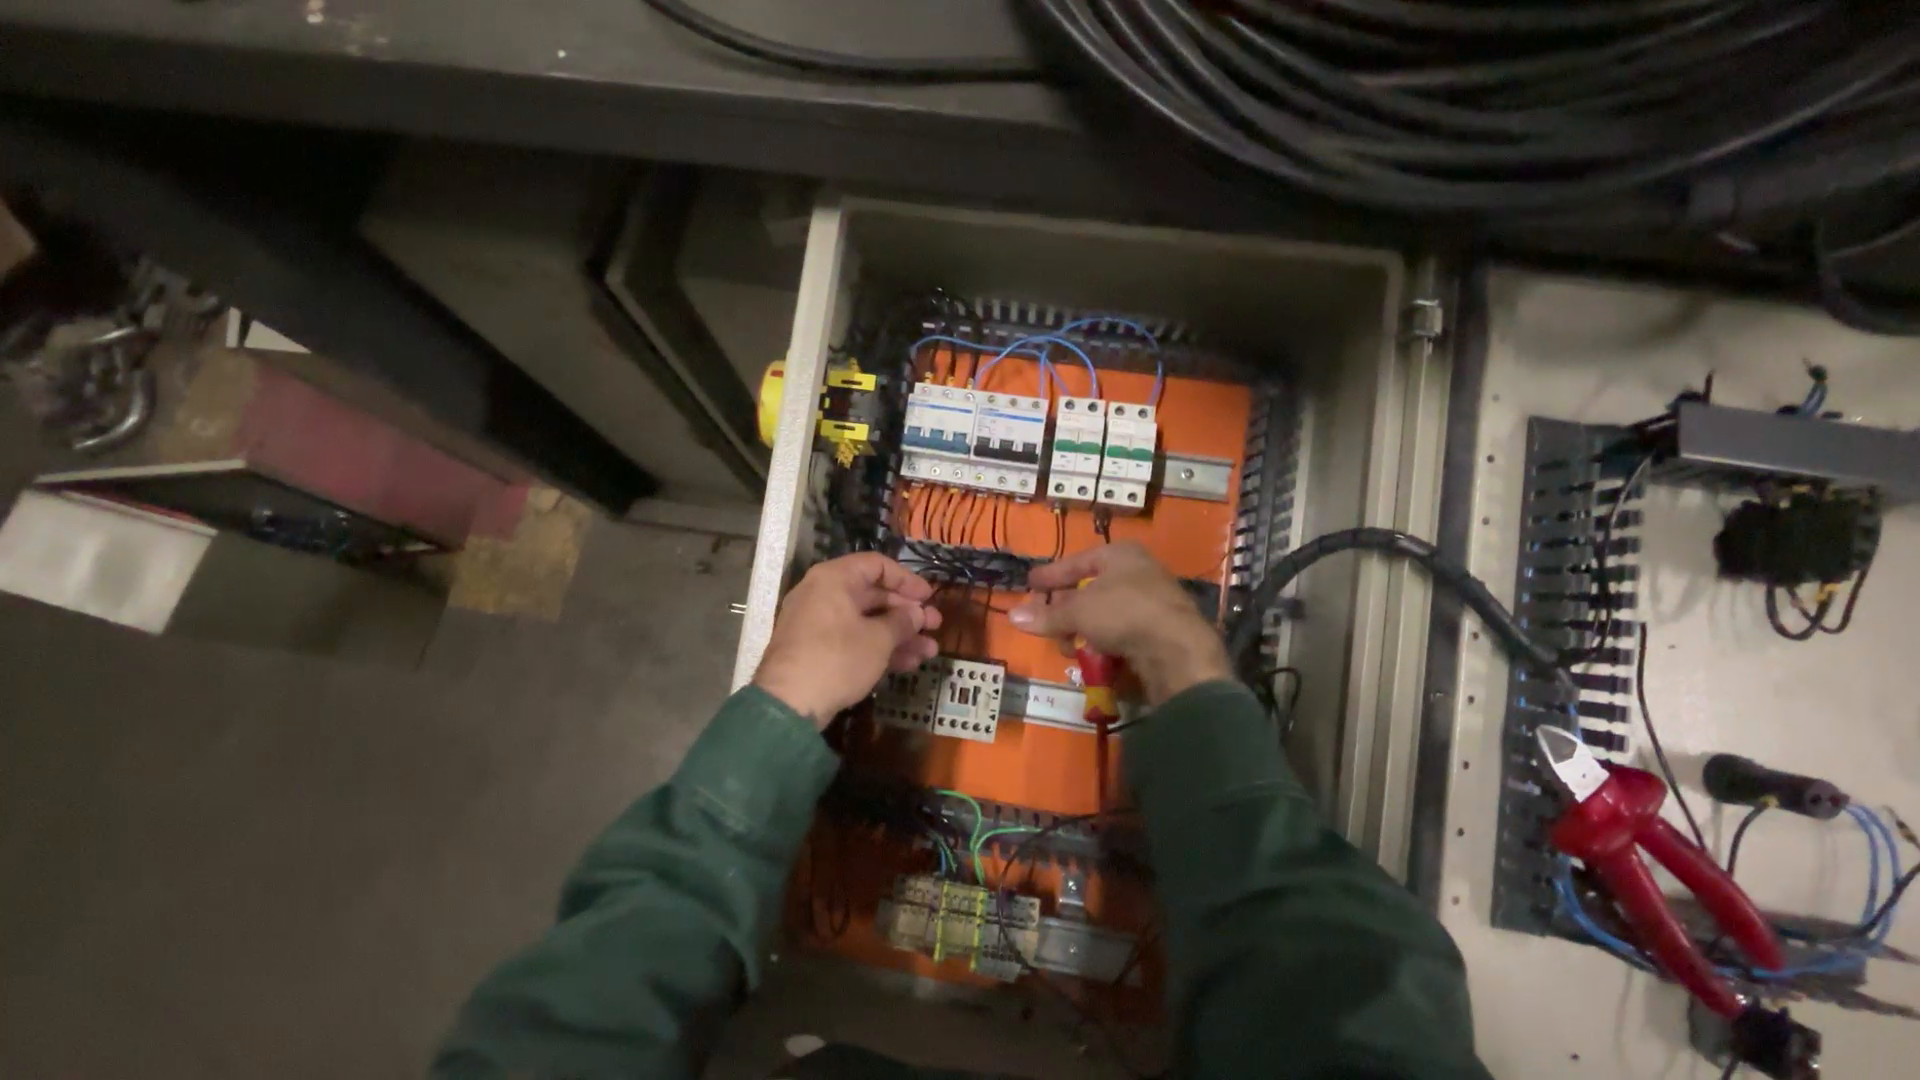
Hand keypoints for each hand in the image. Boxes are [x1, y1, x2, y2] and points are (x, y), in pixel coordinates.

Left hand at [753, 553, 942, 727]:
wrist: (788, 704)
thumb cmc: (837, 658)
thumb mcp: (878, 639)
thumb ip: (902, 621)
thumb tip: (917, 613)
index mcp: (834, 579)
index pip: (877, 566)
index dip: (907, 580)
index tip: (929, 597)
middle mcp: (822, 594)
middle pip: (873, 595)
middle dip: (907, 613)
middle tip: (935, 626)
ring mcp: (817, 624)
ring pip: (866, 622)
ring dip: (899, 636)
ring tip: (929, 652)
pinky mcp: (816, 650)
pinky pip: (853, 640)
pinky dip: (878, 648)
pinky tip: (908, 664)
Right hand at [1008, 543, 1230, 704]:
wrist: (1177, 648)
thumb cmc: (1123, 612)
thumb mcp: (1078, 612)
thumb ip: (1046, 615)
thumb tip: (1013, 616)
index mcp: (1120, 555)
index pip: (1077, 562)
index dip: (1051, 575)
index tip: (1030, 583)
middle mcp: (1139, 572)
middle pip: (1091, 590)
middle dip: (1066, 610)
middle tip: (1046, 623)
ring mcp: (1152, 601)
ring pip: (1105, 614)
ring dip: (1083, 631)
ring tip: (1068, 648)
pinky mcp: (1160, 630)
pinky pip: (1121, 632)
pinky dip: (1104, 642)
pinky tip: (1093, 657)